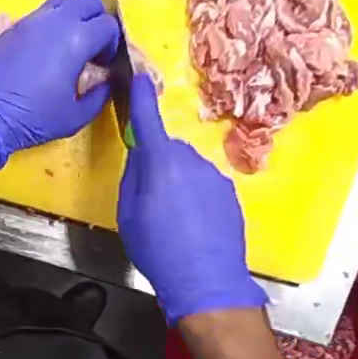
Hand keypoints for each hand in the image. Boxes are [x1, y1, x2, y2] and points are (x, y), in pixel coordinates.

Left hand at [0, 0, 119, 168]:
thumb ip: (99, 96)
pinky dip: (48, 25)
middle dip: (96, 20)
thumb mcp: (75, 116)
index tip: (104, 62)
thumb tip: (106, 83)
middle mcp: (56, 22)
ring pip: (61, 2)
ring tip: (67, 43)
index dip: (111, 44)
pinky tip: (43, 50)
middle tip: (91, 46)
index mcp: (77, 40)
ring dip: (71, 17)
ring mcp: (31, 22)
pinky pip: (37, 15)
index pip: (107, 25)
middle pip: (87, 1)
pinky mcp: (12, 29)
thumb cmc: (35, 119)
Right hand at [118, 74, 266, 321]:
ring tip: (167, 221)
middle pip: (168, 151)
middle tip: (144, 199)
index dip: (143, 100)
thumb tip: (140, 158)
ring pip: (187, 169)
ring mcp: (215, 177)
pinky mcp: (229, 194)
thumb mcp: (128, 214)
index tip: (140, 78)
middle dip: (156, 165)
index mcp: (162, 164)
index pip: (148, 123)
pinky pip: (203, 186)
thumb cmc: (157, 250)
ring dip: (175, 184)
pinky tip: (187, 226)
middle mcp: (192, 162)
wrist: (205, 280)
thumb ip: (133, 179)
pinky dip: (192, 198)